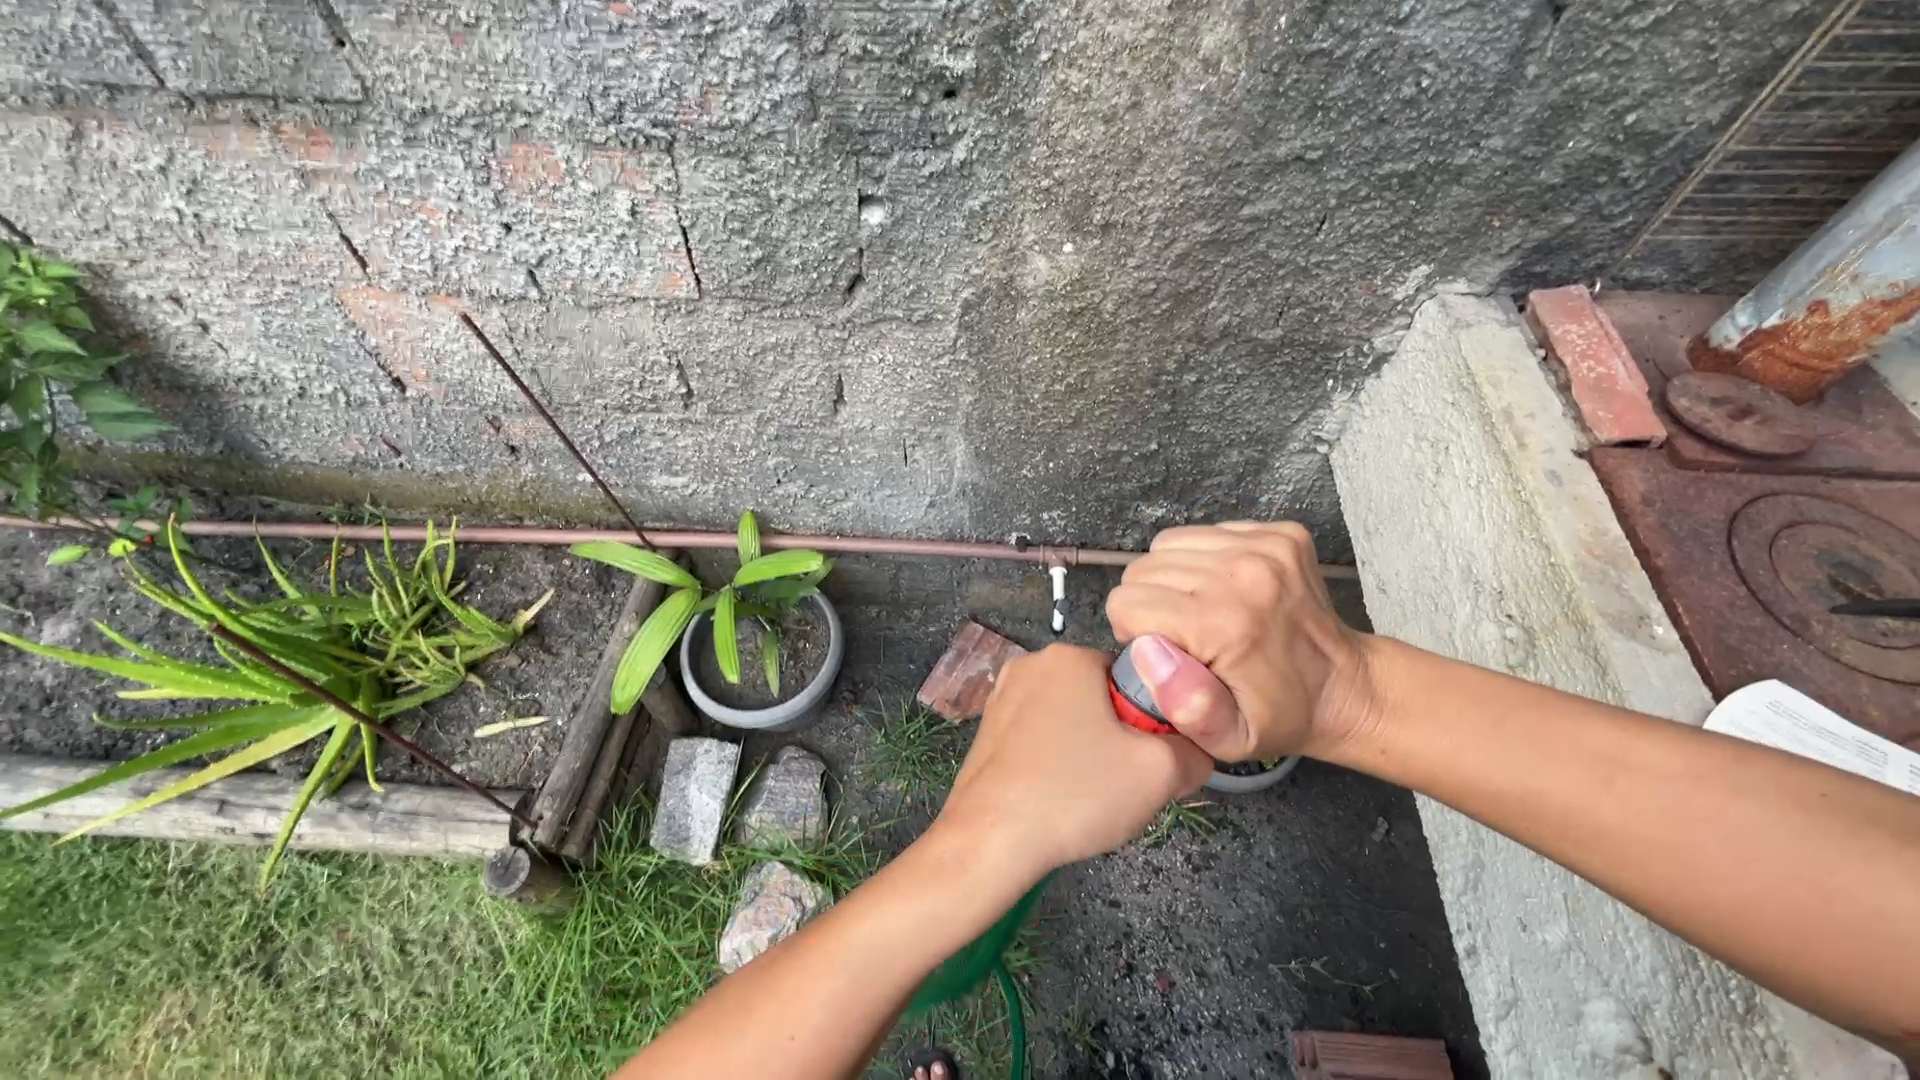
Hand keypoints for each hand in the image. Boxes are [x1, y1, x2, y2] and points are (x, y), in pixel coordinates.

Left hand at [933, 645, 1211, 878]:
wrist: (990, 841)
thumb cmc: (1074, 794)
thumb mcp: (1160, 773)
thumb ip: (1193, 751)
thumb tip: (1195, 751)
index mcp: (1069, 657)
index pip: (1134, 677)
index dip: (1150, 722)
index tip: (1147, 759)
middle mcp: (1031, 665)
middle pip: (1100, 698)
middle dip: (1118, 738)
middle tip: (1122, 783)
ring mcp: (1001, 697)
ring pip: (1070, 721)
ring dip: (1087, 752)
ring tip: (1088, 795)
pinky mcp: (986, 731)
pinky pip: (1040, 739)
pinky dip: (1055, 763)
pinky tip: (1057, 798)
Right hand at [1105, 522, 1375, 761]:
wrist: (1346, 687)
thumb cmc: (1281, 715)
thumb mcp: (1229, 738)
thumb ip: (1183, 705)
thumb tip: (1146, 651)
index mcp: (1224, 624)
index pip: (1127, 602)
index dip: (1133, 631)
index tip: (1163, 651)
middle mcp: (1243, 574)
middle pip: (1143, 569)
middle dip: (1148, 601)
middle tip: (1180, 633)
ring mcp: (1265, 547)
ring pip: (1168, 544)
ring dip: (1172, 576)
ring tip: (1200, 609)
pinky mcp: (1279, 534)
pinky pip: (1205, 533)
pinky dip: (1203, 559)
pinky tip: (1226, 591)